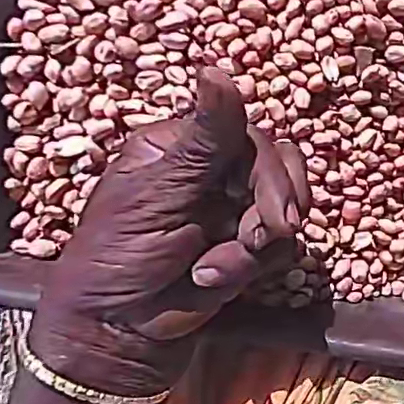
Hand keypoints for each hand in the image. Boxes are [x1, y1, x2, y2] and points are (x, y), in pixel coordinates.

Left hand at [27, 68, 310, 397]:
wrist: (115, 334)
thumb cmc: (117, 256)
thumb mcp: (159, 194)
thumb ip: (203, 138)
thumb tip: (216, 69)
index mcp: (185, 146)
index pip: (249, 136)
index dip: (269, 171)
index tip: (275, 209)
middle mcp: (215, 171)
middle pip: (279, 168)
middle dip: (274, 207)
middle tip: (261, 237)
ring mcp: (234, 209)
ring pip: (288, 207)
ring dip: (260, 244)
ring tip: (220, 267)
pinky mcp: (247, 246)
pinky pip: (282, 246)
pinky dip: (253, 268)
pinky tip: (213, 279)